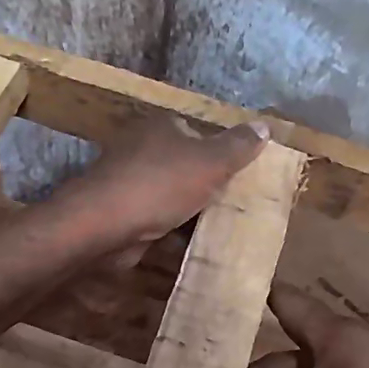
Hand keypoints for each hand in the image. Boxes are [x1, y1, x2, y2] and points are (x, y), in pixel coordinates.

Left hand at [50, 117, 270, 256]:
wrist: (103, 224)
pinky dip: (172, 227)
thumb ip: (238, 146)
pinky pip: (157, 215)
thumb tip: (264, 125)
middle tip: (235, 203)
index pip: (199, 133)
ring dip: (191, 208)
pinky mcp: (121, 209)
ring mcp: (128, 178)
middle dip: (207, 183)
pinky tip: (191, 242)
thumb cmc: (161, 185)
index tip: (240, 176)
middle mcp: (143, 146)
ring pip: (172, 191)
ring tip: (219, 225)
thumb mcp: (211, 163)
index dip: (221, 153)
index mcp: (163, 126)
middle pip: (186, 163)